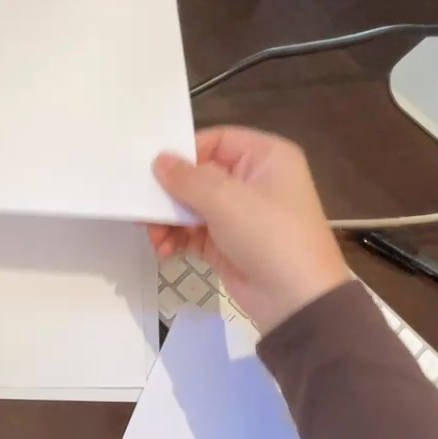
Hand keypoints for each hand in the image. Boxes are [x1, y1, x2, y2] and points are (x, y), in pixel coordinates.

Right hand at [146, 127, 353, 335]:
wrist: (294, 297)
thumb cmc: (269, 236)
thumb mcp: (227, 200)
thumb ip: (188, 179)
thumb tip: (159, 160)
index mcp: (264, 158)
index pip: (217, 142)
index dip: (185, 153)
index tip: (153, 170)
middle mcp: (251, 182)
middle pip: (198, 178)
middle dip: (169, 196)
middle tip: (143, 211)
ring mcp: (238, 215)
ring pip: (191, 208)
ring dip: (168, 222)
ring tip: (155, 239)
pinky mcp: (225, 244)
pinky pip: (192, 234)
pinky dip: (176, 240)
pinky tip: (164, 251)